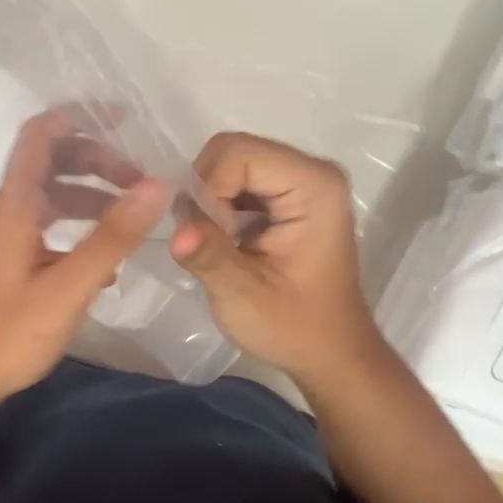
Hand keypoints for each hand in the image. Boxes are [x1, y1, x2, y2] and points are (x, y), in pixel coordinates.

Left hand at [0, 108, 170, 402]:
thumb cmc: (12, 336)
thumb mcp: (69, 287)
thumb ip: (112, 237)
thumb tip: (158, 184)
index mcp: (14, 209)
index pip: (40, 136)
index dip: (78, 117)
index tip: (124, 120)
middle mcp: (7, 217)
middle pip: (51, 164)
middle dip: (97, 162)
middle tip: (141, 183)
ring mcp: (8, 243)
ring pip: (53, 200)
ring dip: (93, 200)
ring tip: (133, 220)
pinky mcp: (12, 267)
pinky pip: (50, 233)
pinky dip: (80, 234)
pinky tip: (107, 266)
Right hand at [168, 133, 380, 383]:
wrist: (326, 350)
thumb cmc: (292, 325)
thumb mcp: (243, 296)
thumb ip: (210, 257)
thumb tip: (176, 233)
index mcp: (312, 186)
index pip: (238, 152)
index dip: (209, 190)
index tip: (211, 238)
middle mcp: (309, 172)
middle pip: (231, 152)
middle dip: (204, 195)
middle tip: (207, 244)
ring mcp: (297, 185)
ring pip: (227, 168)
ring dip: (207, 206)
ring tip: (215, 249)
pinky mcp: (283, 202)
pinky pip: (234, 187)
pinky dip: (216, 213)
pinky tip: (223, 247)